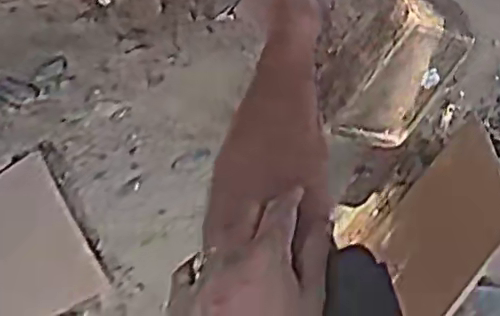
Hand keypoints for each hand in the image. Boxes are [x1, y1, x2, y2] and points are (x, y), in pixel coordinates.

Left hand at [189, 187, 328, 315]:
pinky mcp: (179, 308)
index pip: (281, 209)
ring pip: (217, 241)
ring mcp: (200, 283)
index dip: (291, 198)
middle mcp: (229, 259)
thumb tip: (321, 224)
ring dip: (234, 236)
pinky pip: (187, 273)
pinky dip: (200, 266)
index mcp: (265, 254)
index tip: (297, 194)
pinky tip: (208, 272)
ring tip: (245, 244)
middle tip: (274, 213)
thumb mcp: (310, 301)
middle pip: (246, 215)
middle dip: (262, 210)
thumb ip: (315, 255)